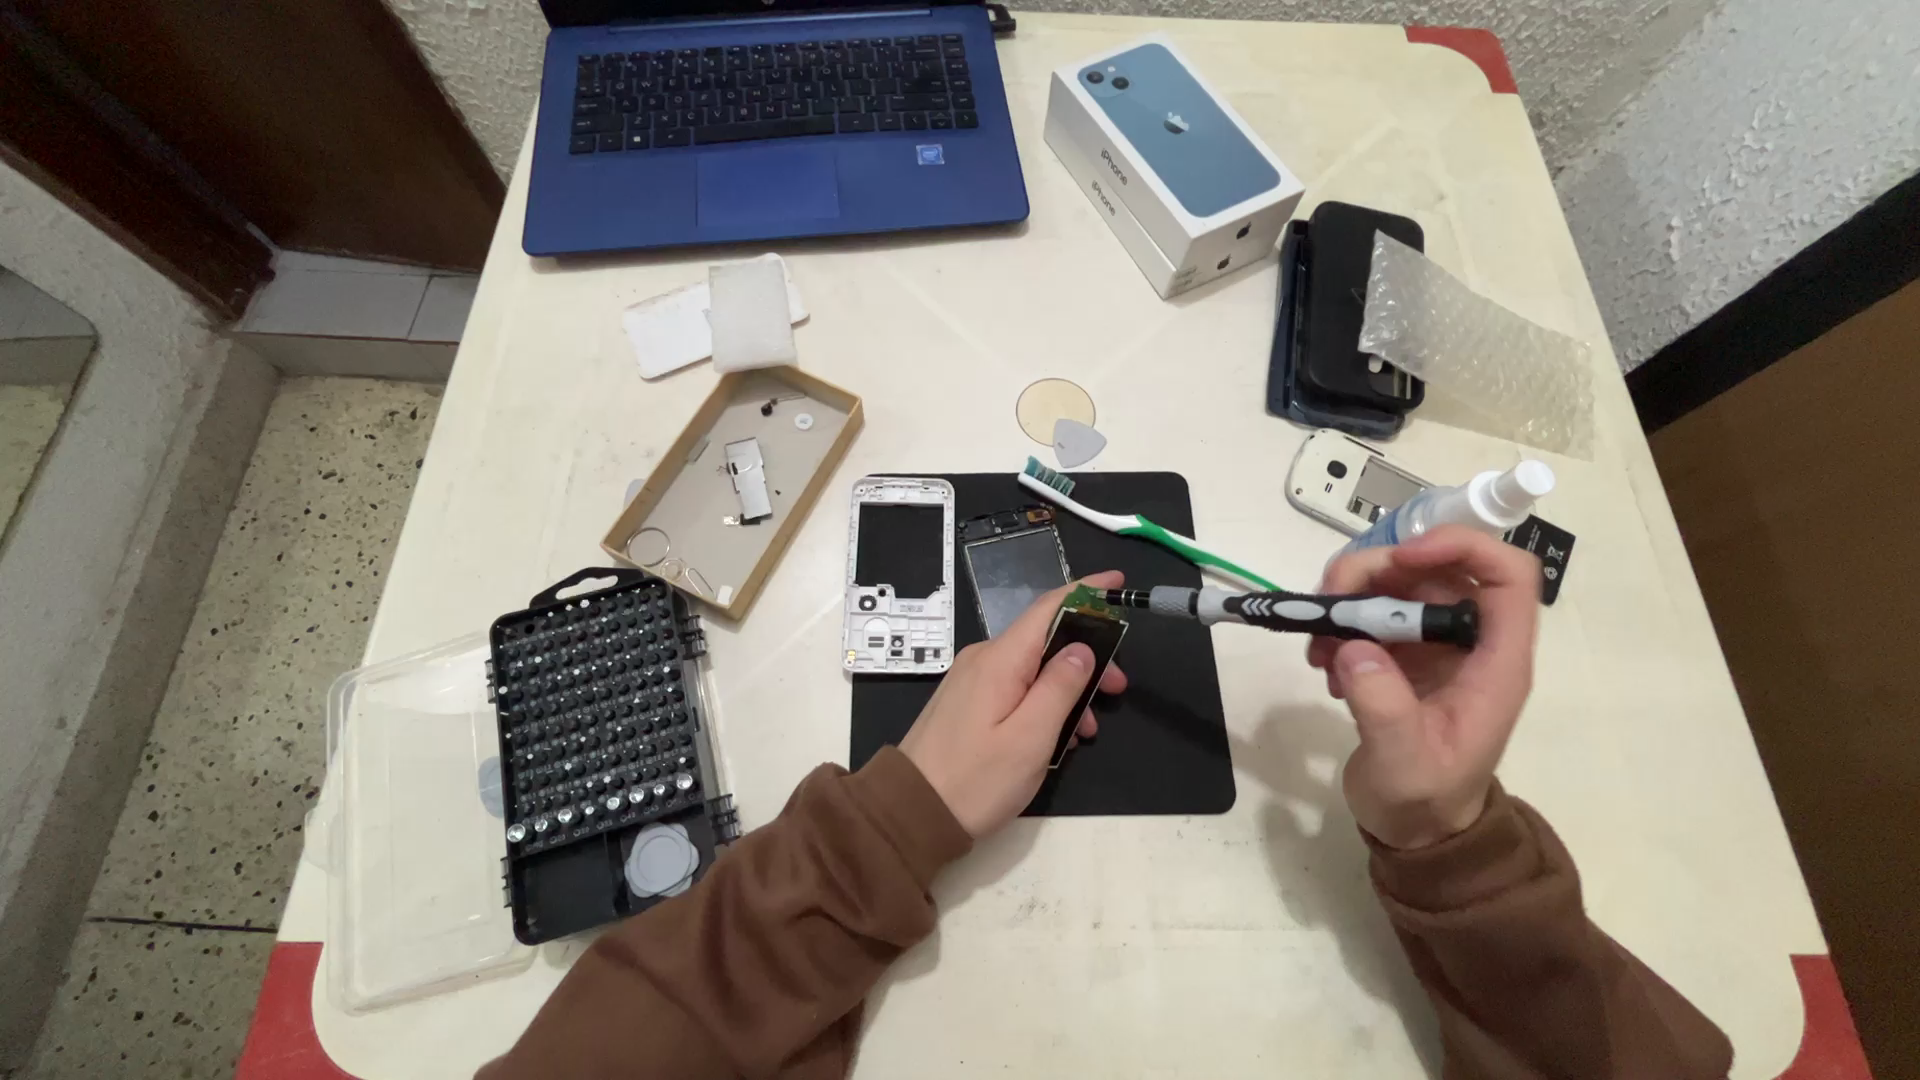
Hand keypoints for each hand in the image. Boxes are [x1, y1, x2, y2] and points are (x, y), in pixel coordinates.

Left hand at [900, 572, 1128, 837]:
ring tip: (1087, 730)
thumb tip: (1082, 648)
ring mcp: (972, 679)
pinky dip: (1043, 702)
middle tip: (1118, 687)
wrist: (910, 811)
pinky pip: (1016, 686)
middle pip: (1044, 639)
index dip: (1086, 591)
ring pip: (1032, 666)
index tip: (1117, 582)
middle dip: (1086, 656)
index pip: (1048, 608)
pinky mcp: (968, 700)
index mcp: (999, 660)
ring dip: (1066, 688)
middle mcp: (983, 658)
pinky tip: (1057, 736)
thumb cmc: (975, 780)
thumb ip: (1059, 687)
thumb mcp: (1030, 738)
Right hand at [1308, 527, 1538, 849]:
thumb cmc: (1423, 797)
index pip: (1504, 576)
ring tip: (1318, 644)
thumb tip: (1353, 646)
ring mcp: (1427, 644)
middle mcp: (1464, 639)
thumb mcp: (1405, 760)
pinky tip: (1321, 662)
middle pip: (1430, 569)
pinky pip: (1365, 612)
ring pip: (1391, 584)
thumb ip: (1384, 705)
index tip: (1400, 558)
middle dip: (1374, 572)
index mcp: (1493, 661)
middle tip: (1328, 605)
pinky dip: (1334, 623)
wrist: (1413, 826)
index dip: (1460, 548)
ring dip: (1346, 598)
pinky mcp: (1394, 653)